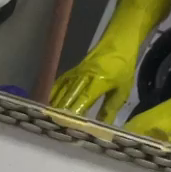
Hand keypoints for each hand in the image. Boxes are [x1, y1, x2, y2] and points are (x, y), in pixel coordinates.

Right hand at [49, 0, 170, 121]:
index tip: (67, 131)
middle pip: (66, 101)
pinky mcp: (70, 73)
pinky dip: (51, 98)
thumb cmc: (124, 64)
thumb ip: (110, 109)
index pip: (81, 103)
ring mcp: (74, 74)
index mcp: (98, 81)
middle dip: (59, 117)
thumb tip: (100, 130)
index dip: (73, 117)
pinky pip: (57, 87)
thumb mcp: (123, 89)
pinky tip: (46, 110)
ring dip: (52, 110)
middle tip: (53, 133)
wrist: (121, 37)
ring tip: (46, 125)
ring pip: (59, 95)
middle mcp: (83, 78)